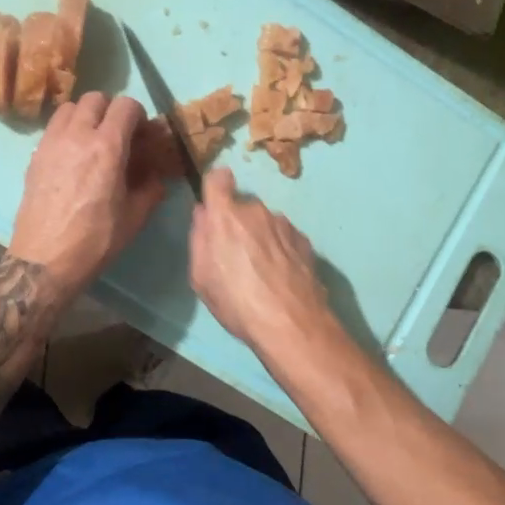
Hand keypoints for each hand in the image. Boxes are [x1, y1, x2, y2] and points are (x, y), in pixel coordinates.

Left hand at [9, 92, 172, 300]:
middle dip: (111, 110)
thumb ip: (151, 188)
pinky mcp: (35, 155)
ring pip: (70, 107)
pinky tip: (73, 157)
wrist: (45, 260)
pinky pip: (53, 127)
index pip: (125, 105)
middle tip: (118, 135)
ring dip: (85, 116)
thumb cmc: (95, 241)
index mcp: (107, 147)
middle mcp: (77, 135)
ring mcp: (51, 143)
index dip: (138, 115)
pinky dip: (66, 130)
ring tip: (92, 140)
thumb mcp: (134, 218)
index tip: (142, 134)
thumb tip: (155, 174)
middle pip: (95, 98)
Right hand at [188, 168, 332, 354]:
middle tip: (235, 257)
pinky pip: (284, 237)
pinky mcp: (305, 240)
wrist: (291, 324)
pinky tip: (280, 277)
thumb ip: (199, 239)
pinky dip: (280, 250)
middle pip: (242, 207)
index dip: (216, 186)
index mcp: (226, 216)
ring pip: (265, 223)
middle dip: (237, 225)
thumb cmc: (236, 303)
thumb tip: (203, 214)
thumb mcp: (201, 278)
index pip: (217, 179)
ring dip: (260, 238)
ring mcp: (284, 224)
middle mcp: (257, 211)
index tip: (216, 201)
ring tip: (261, 273)